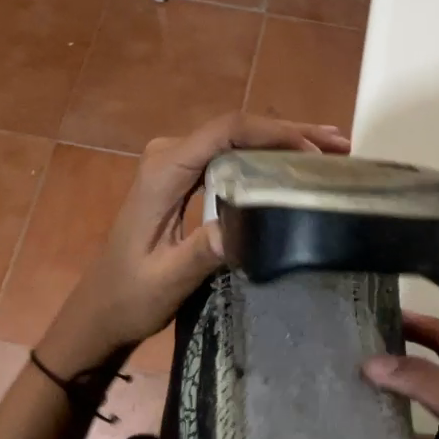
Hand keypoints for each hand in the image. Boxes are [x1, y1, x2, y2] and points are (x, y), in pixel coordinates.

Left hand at [36, 113, 349, 376]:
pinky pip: (232, 152)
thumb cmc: (128, 297)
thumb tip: (240, 227)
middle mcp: (171, 152)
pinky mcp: (187, 172)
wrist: (98, 309)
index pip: (225, 131)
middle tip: (340, 144)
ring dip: (285, 140)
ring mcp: (179, 159)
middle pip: (238, 128)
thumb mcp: (164, 281)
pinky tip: (300, 160)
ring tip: (334, 147)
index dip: (272, 134)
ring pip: (239, 137)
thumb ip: (199, 252)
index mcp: (164, 169)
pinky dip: (268, 154)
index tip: (312, 151)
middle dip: (291, 133)